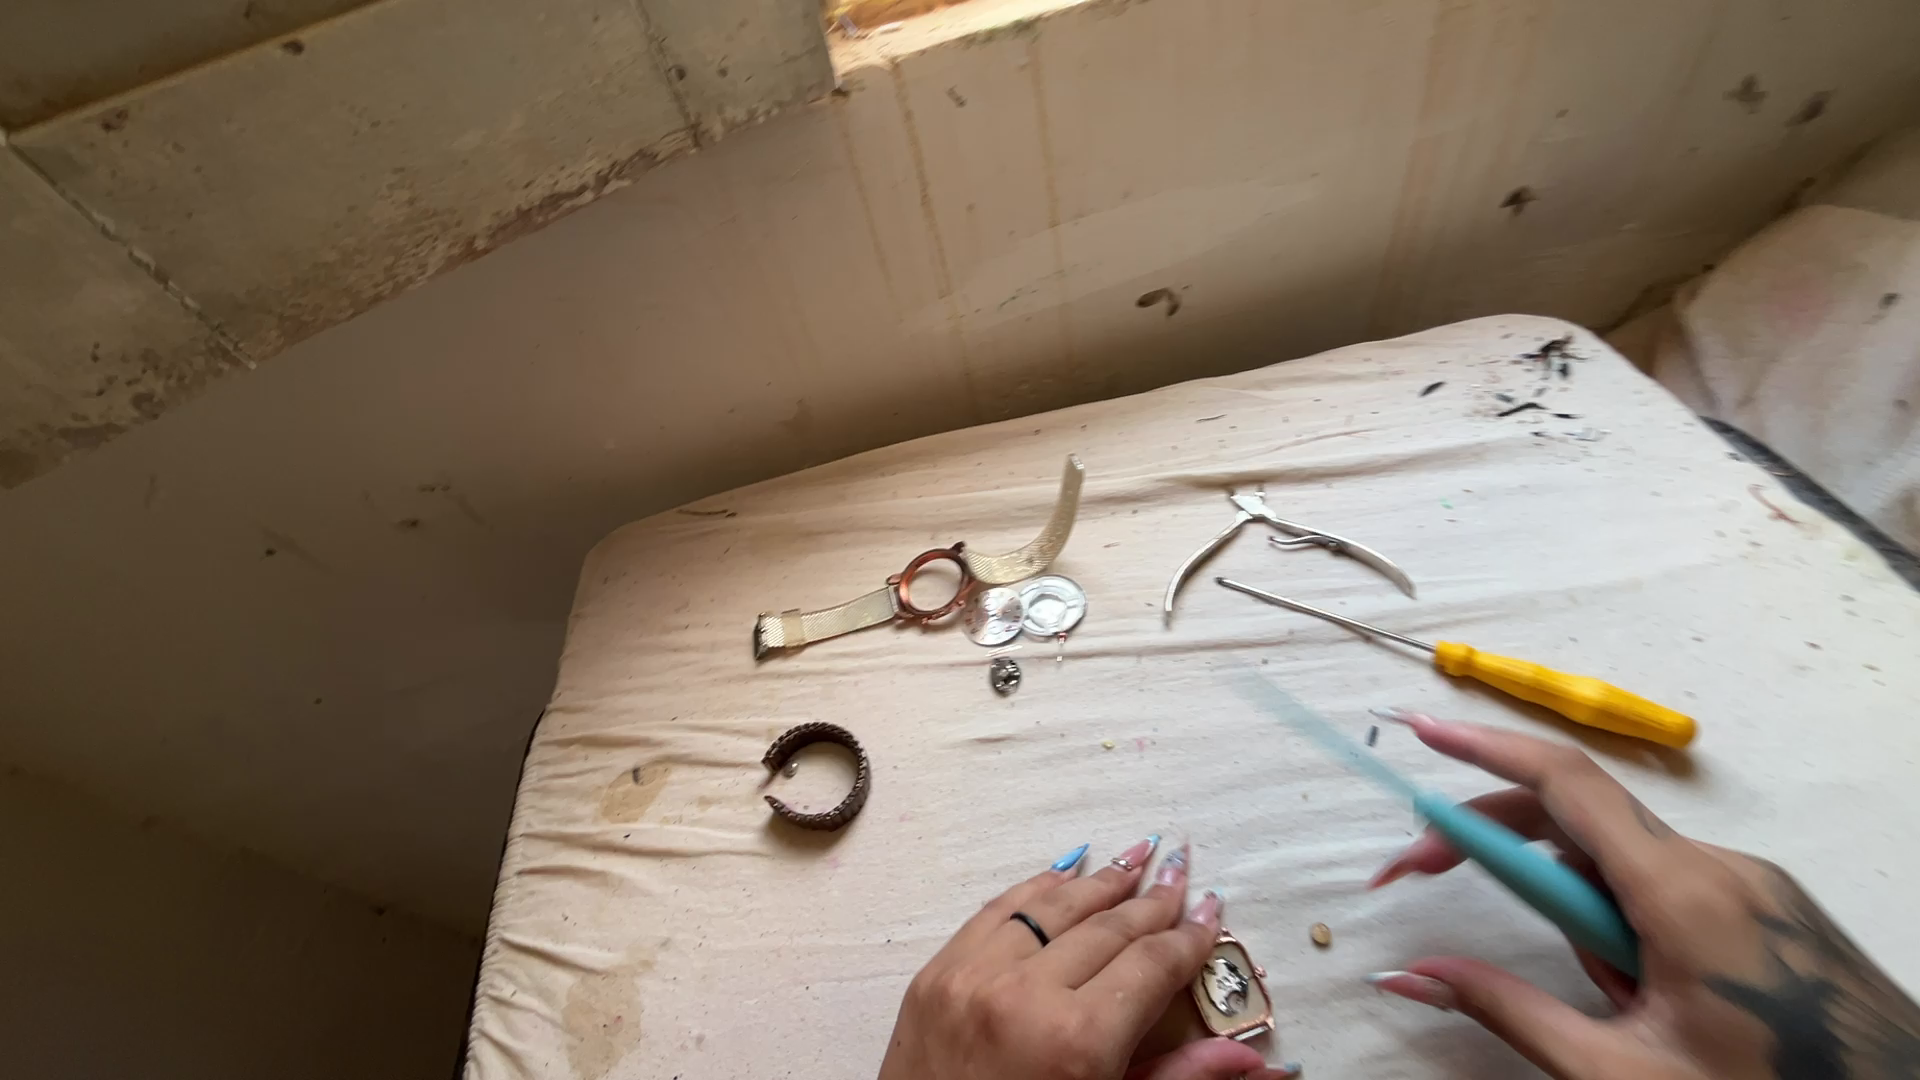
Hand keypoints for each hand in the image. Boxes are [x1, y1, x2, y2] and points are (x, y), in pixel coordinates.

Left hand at [877, 838, 1298, 1079]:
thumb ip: (1180, 1079)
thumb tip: (1259, 1062)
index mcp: (1076, 1042)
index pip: (1148, 966)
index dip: (1186, 937)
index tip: (1211, 910)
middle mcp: (1024, 993)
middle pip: (1105, 928)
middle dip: (1150, 901)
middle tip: (1180, 870)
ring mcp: (974, 974)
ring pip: (1051, 906)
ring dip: (1098, 880)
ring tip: (1135, 856)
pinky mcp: (937, 969)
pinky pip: (996, 910)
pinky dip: (1035, 888)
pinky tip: (1065, 871)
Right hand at [1366, 709, 1919, 1078]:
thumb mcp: (1625, 1076)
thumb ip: (1506, 1010)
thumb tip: (1403, 975)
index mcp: (1686, 894)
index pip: (1563, 783)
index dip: (1483, 745)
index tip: (1420, 729)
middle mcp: (1719, 866)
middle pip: (1570, 817)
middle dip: (1491, 842)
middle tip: (1422, 874)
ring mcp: (1749, 882)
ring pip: (1612, 858)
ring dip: (1568, 904)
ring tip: (1605, 999)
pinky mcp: (1766, 904)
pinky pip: (1656, 881)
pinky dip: (1614, 915)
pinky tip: (1640, 988)